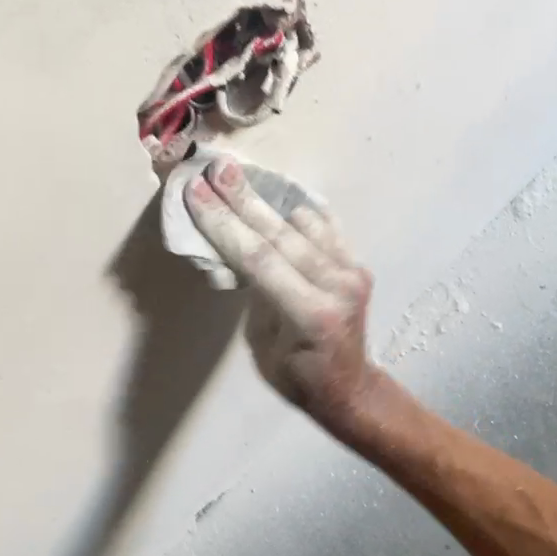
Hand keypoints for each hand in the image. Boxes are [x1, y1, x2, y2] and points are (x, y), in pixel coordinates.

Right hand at [184, 157, 379, 421]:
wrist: (349, 387)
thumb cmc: (297, 377)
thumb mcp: (263, 344)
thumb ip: (258, 296)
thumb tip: (240, 251)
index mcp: (312, 314)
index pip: (260, 259)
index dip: (225, 224)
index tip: (198, 193)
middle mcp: (338, 287)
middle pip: (282, 234)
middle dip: (243, 200)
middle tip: (216, 168)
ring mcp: (353, 274)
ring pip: (306, 225)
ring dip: (270, 202)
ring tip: (238, 178)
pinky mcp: (358, 267)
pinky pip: (327, 229)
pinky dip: (302, 213)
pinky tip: (280, 195)